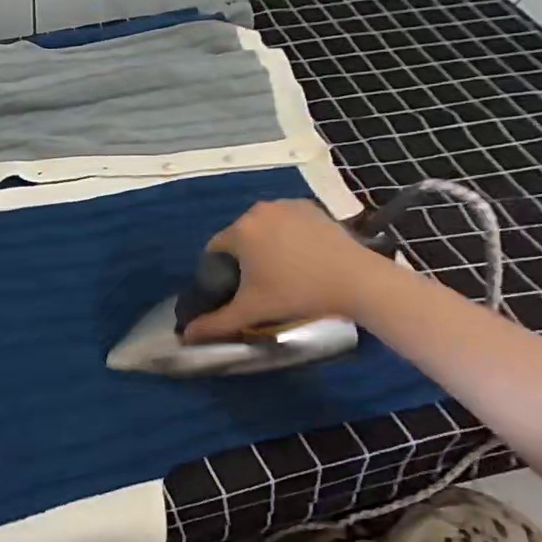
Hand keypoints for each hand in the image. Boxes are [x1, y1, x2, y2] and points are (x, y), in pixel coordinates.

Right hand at [182, 199, 390, 342]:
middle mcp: (258, 210)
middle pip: (239, 236)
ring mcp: (286, 205)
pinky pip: (286, 221)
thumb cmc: (297, 293)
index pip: (214, 250)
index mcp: (240, 230)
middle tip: (261, 285)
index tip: (236, 290)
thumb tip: (185, 336)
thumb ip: (215, 323)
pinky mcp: (310, 206)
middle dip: (244, 258)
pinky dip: (287, 235)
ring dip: (265, 245)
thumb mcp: (252, 311)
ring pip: (263, 228)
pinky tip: (301, 256)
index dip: (219, 272)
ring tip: (283, 271)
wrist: (355, 279)